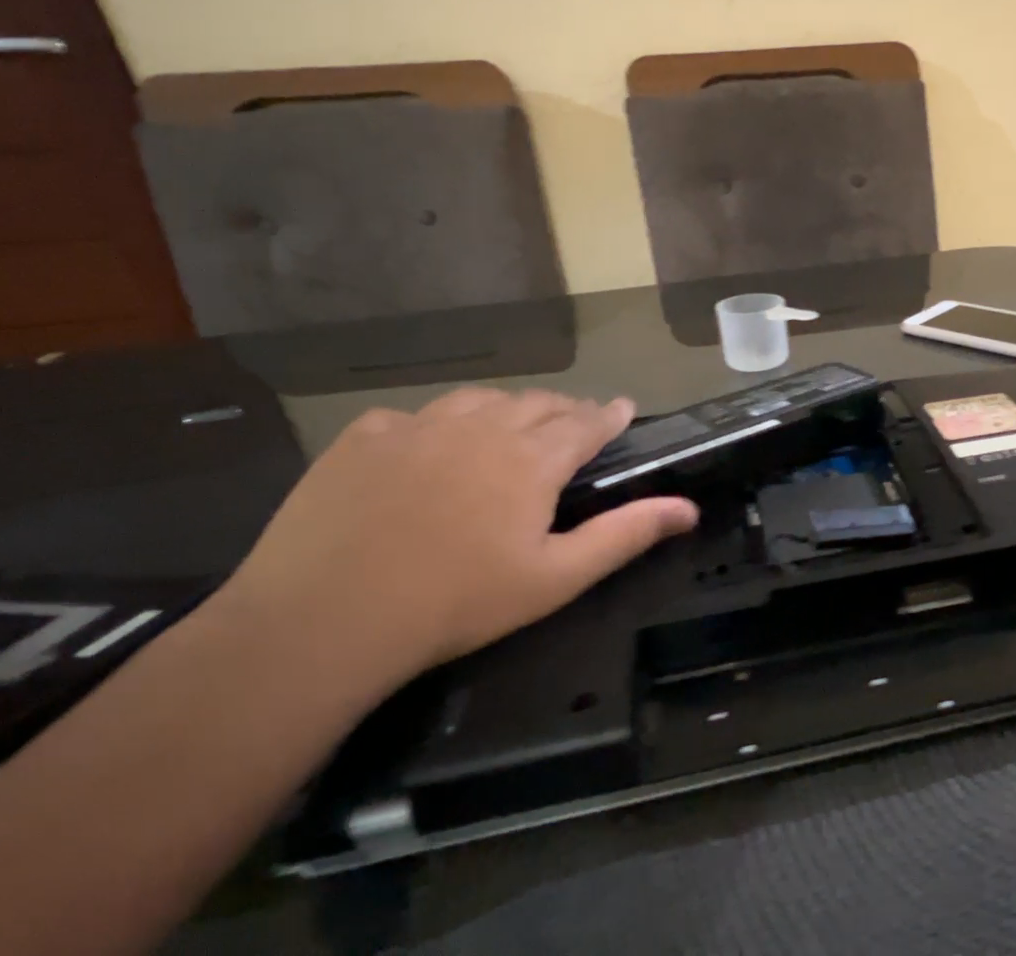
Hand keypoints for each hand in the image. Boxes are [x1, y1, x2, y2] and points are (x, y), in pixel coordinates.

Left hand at [221, 388, 697, 681]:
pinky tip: (429, 448)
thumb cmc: (459, 603)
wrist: (327, 616)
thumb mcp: (556, 578)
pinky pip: (412, 417)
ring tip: (509, 426)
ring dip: (504, 409)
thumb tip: (689, 508)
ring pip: (476, 401)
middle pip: (534, 404)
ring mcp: (415, 427)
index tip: (624, 407)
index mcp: (530, 459)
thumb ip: (625, 535)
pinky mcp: (362, 439)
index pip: (584, 423)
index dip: (608, 415)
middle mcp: (479, 427)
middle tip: (573, 424)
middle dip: (562, 410)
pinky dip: (436, 425)